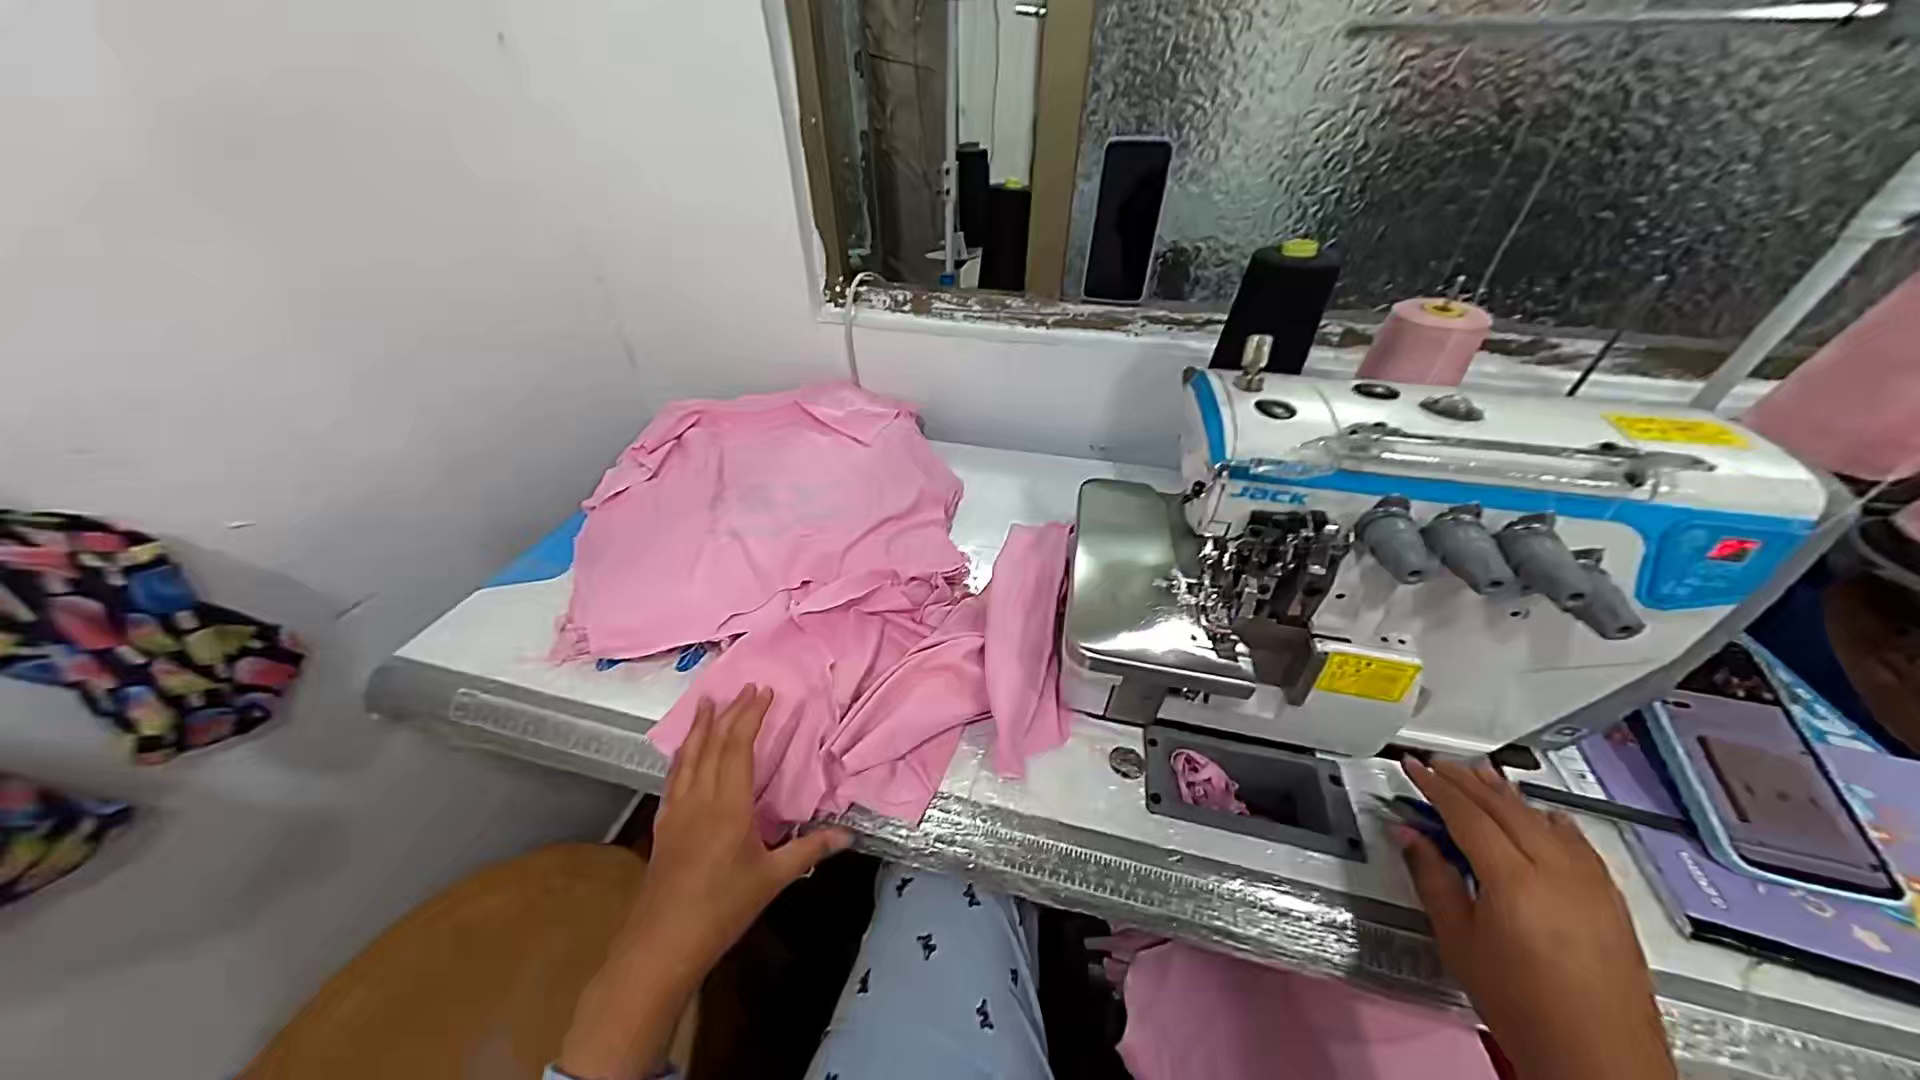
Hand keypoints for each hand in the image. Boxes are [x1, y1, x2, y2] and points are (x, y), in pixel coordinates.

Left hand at [559, 685, 852, 1079]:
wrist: (660, 946)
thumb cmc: (721, 909)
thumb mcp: (772, 879)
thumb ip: (809, 851)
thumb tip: (848, 836)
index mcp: (728, 805)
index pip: (738, 747)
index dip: (751, 716)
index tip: (763, 692)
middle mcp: (699, 799)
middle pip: (712, 744)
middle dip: (729, 713)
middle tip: (743, 688)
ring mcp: (677, 810)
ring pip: (688, 756)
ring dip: (700, 726)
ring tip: (707, 702)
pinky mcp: (664, 825)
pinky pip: (674, 776)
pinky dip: (683, 754)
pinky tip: (684, 752)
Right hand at [1398, 757, 1675, 1079]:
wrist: (1598, 1060)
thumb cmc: (1517, 1002)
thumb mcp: (1458, 939)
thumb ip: (1432, 878)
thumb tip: (1410, 835)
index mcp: (1514, 880)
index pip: (1467, 814)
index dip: (1436, 785)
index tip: (1413, 767)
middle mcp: (1558, 872)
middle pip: (1506, 808)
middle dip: (1467, 781)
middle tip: (1438, 764)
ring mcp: (1592, 885)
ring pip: (1543, 820)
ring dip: (1507, 794)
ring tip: (1480, 774)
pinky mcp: (1612, 901)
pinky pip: (1578, 843)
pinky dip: (1550, 820)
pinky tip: (1542, 815)